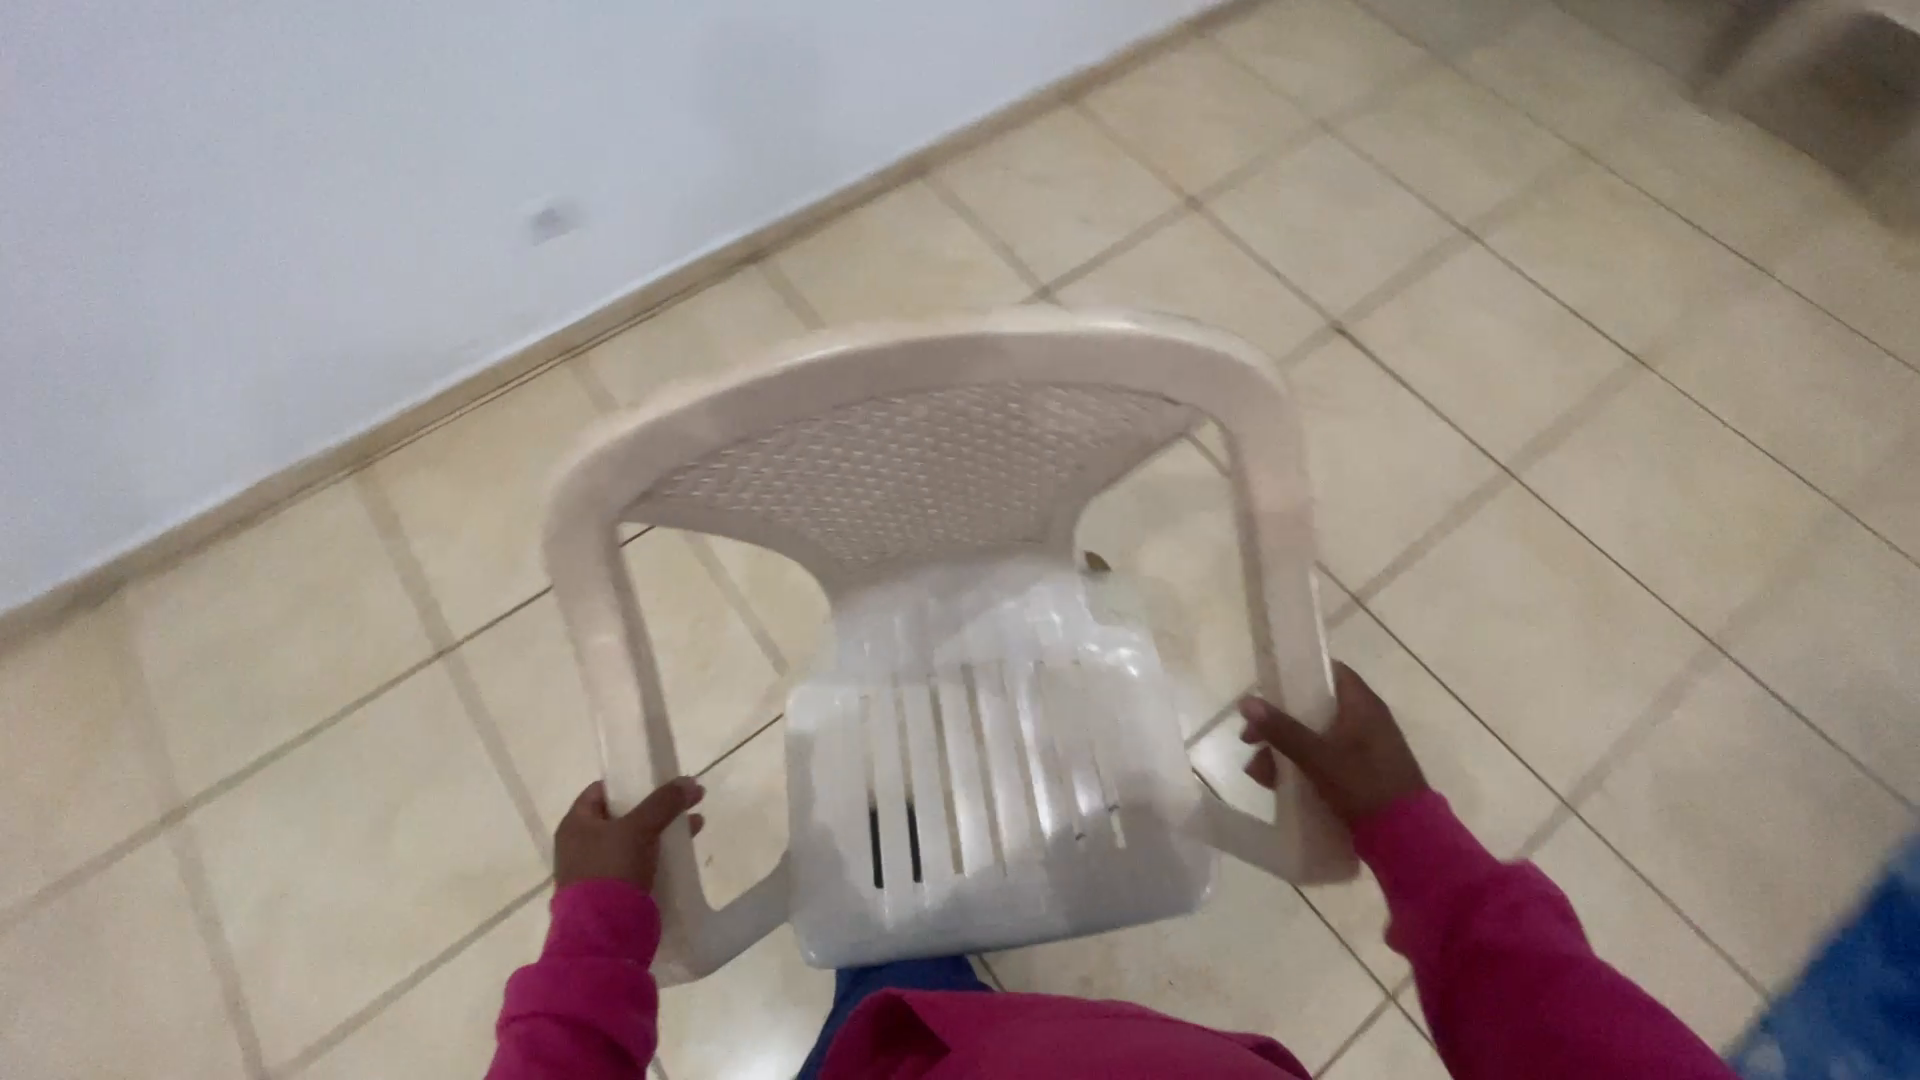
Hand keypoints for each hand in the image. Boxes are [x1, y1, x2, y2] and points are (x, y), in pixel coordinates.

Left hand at [553, 777, 705, 891]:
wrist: (603, 934)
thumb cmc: (613, 869)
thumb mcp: (640, 828)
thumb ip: (665, 802)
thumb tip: (690, 781)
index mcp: (575, 825)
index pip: (599, 791)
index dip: (627, 782)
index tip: (656, 781)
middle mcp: (579, 846)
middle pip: (620, 815)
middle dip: (654, 807)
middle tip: (681, 802)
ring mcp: (593, 871)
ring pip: (632, 840)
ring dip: (661, 830)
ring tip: (693, 826)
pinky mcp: (610, 892)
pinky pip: (636, 863)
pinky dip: (657, 854)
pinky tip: (682, 853)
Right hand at [1237, 661, 1427, 825]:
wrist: (1407, 839)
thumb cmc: (1364, 786)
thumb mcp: (1318, 757)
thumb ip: (1282, 729)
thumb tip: (1246, 701)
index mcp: (1362, 705)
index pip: (1329, 671)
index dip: (1298, 672)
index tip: (1268, 686)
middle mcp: (1364, 720)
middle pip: (1312, 706)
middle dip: (1277, 722)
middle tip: (1250, 738)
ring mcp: (1362, 747)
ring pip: (1312, 735)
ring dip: (1282, 749)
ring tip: (1258, 771)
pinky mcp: (1359, 772)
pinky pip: (1321, 758)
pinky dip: (1298, 765)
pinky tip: (1275, 783)